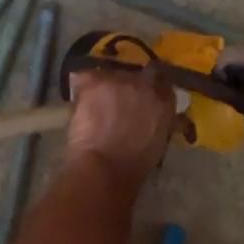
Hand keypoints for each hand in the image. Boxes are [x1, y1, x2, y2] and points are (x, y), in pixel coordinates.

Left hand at [65, 67, 176, 183]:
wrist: (105, 167)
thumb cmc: (133, 166)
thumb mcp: (157, 139)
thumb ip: (156, 117)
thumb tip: (148, 110)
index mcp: (164, 100)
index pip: (159, 77)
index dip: (148, 82)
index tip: (140, 90)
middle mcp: (144, 83)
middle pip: (132, 75)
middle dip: (124, 86)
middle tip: (114, 102)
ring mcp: (118, 80)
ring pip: (108, 77)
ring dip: (103, 89)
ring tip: (94, 107)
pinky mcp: (94, 80)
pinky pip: (85, 78)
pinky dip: (81, 89)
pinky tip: (80, 105)